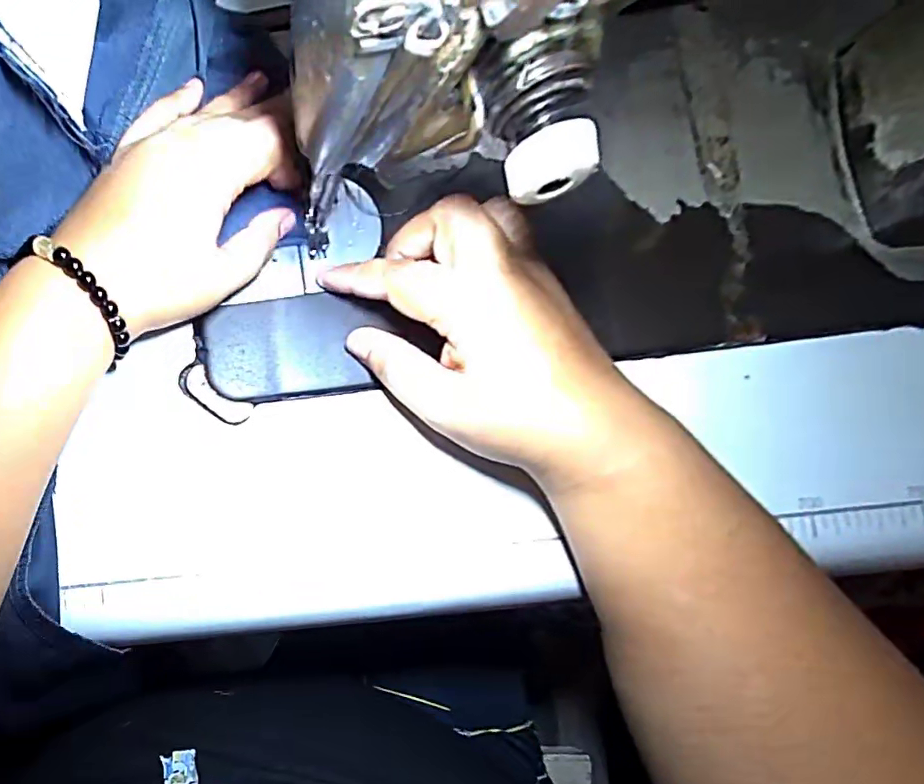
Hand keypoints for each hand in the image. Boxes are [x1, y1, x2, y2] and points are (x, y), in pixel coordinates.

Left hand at [53, 73, 301, 336]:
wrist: (84, 285)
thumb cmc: (153, 286)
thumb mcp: (220, 276)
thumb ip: (258, 242)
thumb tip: (281, 219)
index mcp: (215, 168)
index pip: (269, 142)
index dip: (290, 159)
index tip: (293, 188)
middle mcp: (185, 142)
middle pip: (240, 118)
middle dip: (272, 121)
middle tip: (295, 124)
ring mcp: (153, 142)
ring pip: (204, 110)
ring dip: (236, 100)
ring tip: (260, 86)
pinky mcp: (127, 153)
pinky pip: (159, 113)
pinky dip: (179, 100)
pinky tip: (193, 91)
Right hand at [318, 195, 676, 493]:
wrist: (590, 430)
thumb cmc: (525, 421)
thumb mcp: (440, 404)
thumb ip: (394, 365)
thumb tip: (363, 341)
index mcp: (472, 298)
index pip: (400, 274)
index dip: (358, 275)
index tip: (333, 276)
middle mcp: (503, 270)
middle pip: (446, 215)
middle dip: (407, 239)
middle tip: (388, 279)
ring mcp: (529, 271)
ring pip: (481, 214)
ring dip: (443, 233)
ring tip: (425, 274)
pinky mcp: (543, 282)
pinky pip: (503, 234)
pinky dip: (470, 244)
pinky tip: (460, 286)